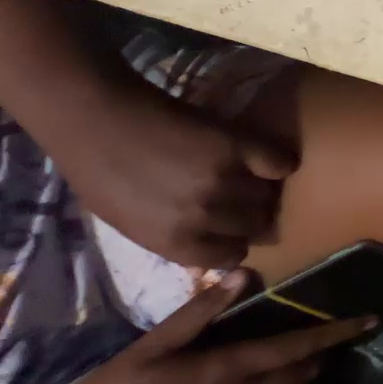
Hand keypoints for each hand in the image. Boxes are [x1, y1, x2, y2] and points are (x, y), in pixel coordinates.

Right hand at [0, 271, 374, 383]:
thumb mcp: (150, 348)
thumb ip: (199, 311)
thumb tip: (243, 272)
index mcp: (230, 369)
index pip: (300, 347)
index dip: (339, 333)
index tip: (373, 320)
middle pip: (300, 372)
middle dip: (324, 352)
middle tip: (342, 330)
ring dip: (300, 372)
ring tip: (313, 349)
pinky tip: (266, 377)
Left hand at [55, 80, 295, 266]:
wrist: (100, 127)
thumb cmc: (104, 180)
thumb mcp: (130, 224)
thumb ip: (175, 237)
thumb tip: (212, 247)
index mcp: (170, 240)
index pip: (230, 256)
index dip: (237, 244)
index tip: (237, 234)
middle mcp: (203, 215)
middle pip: (257, 224)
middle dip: (257, 217)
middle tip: (252, 204)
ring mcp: (225, 180)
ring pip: (270, 195)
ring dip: (267, 190)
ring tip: (257, 180)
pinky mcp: (241, 147)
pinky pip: (282, 165)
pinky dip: (280, 165)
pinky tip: (266, 161)